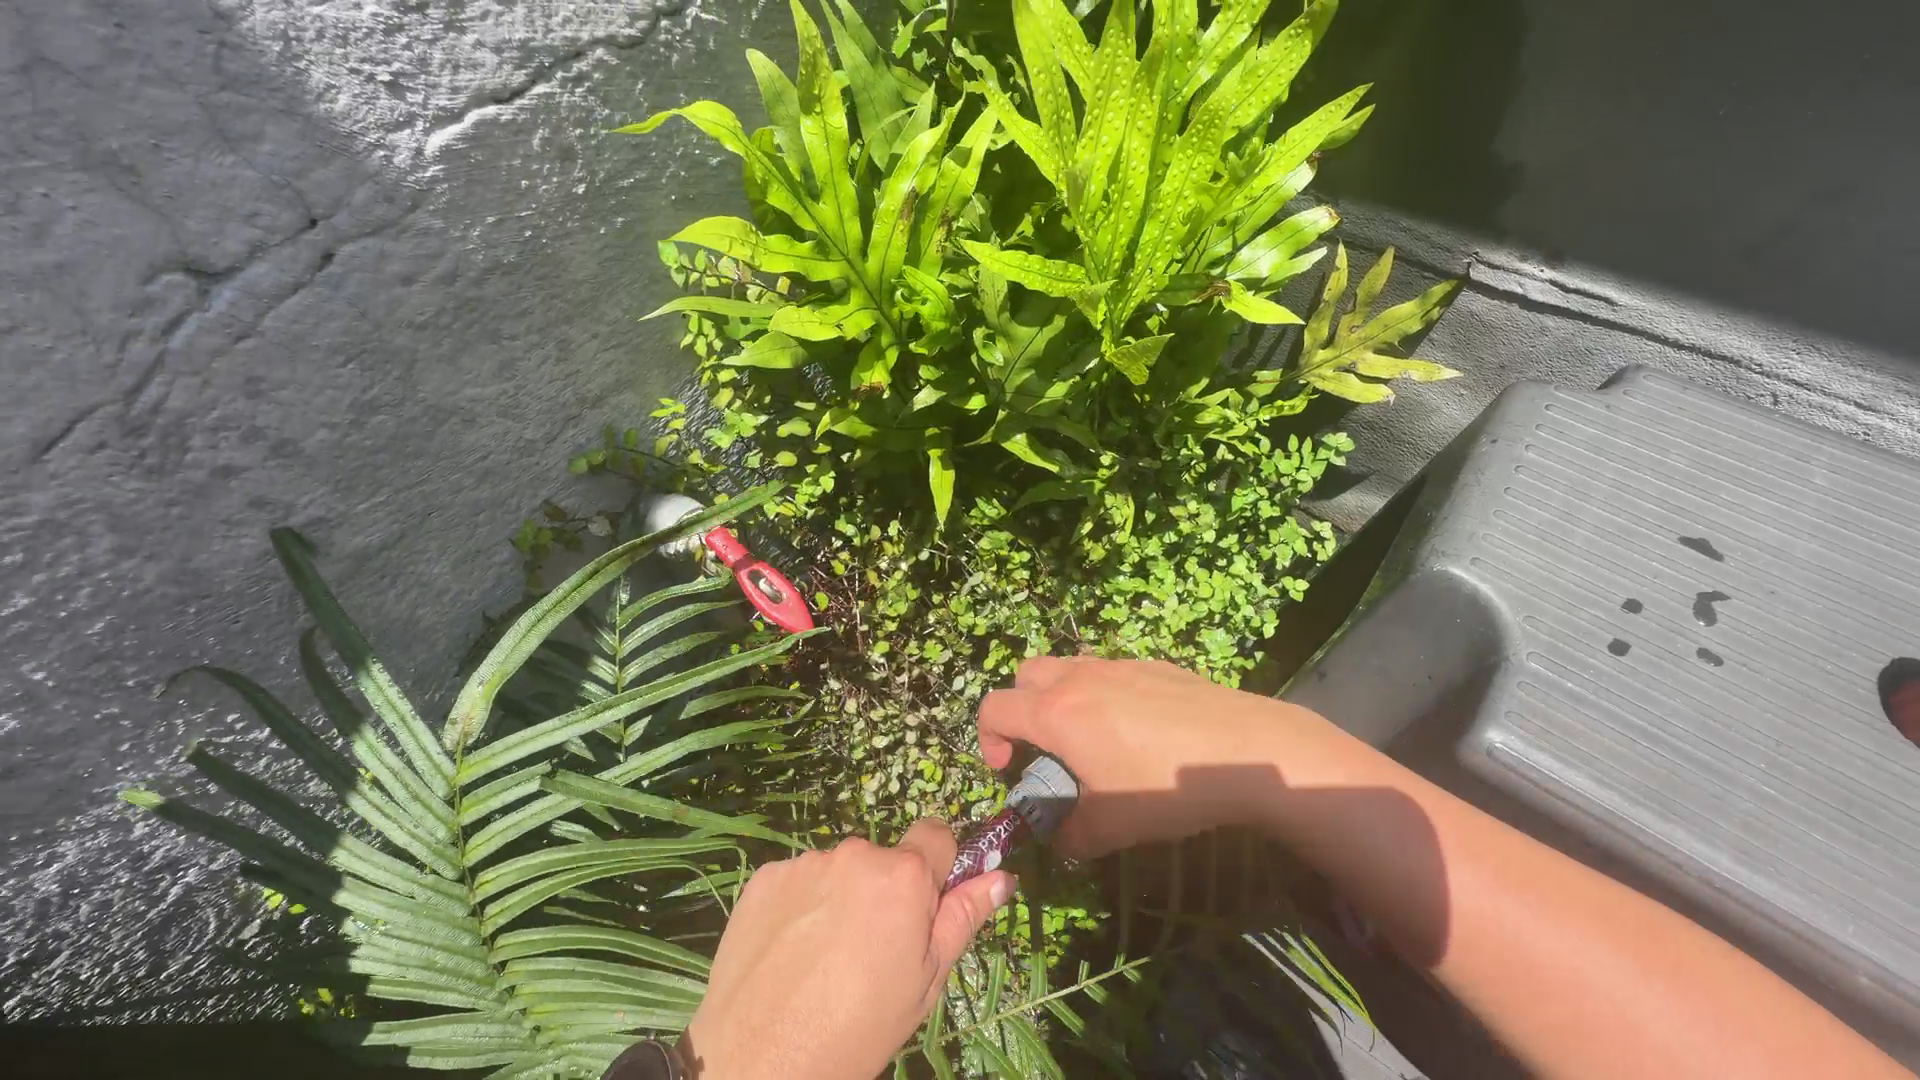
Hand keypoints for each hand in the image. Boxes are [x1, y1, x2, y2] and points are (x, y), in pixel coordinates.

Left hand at [680, 821, 1012, 1079]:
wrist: (759, 1061)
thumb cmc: (859, 1027)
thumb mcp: (926, 981)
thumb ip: (963, 918)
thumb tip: (1002, 876)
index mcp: (903, 875)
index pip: (936, 834)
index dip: (936, 868)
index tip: (923, 907)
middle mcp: (854, 853)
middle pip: (884, 859)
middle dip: (884, 891)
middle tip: (870, 951)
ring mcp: (804, 862)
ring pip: (839, 871)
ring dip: (841, 898)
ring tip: (824, 959)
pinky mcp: (764, 877)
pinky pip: (798, 881)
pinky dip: (800, 906)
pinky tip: (791, 952)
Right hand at [977, 656, 1318, 857]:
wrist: (1247, 750)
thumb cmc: (1165, 786)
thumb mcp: (1111, 826)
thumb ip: (1071, 836)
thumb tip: (1061, 838)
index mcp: (1057, 714)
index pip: (994, 708)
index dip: (987, 738)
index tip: (1008, 769)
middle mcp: (1079, 679)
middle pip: (1025, 674)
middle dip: (1020, 707)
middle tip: (1043, 747)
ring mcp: (1118, 665)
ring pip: (1068, 665)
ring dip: (1060, 695)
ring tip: (1088, 736)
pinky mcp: (1154, 665)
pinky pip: (1109, 670)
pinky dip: (1102, 692)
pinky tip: (1138, 729)